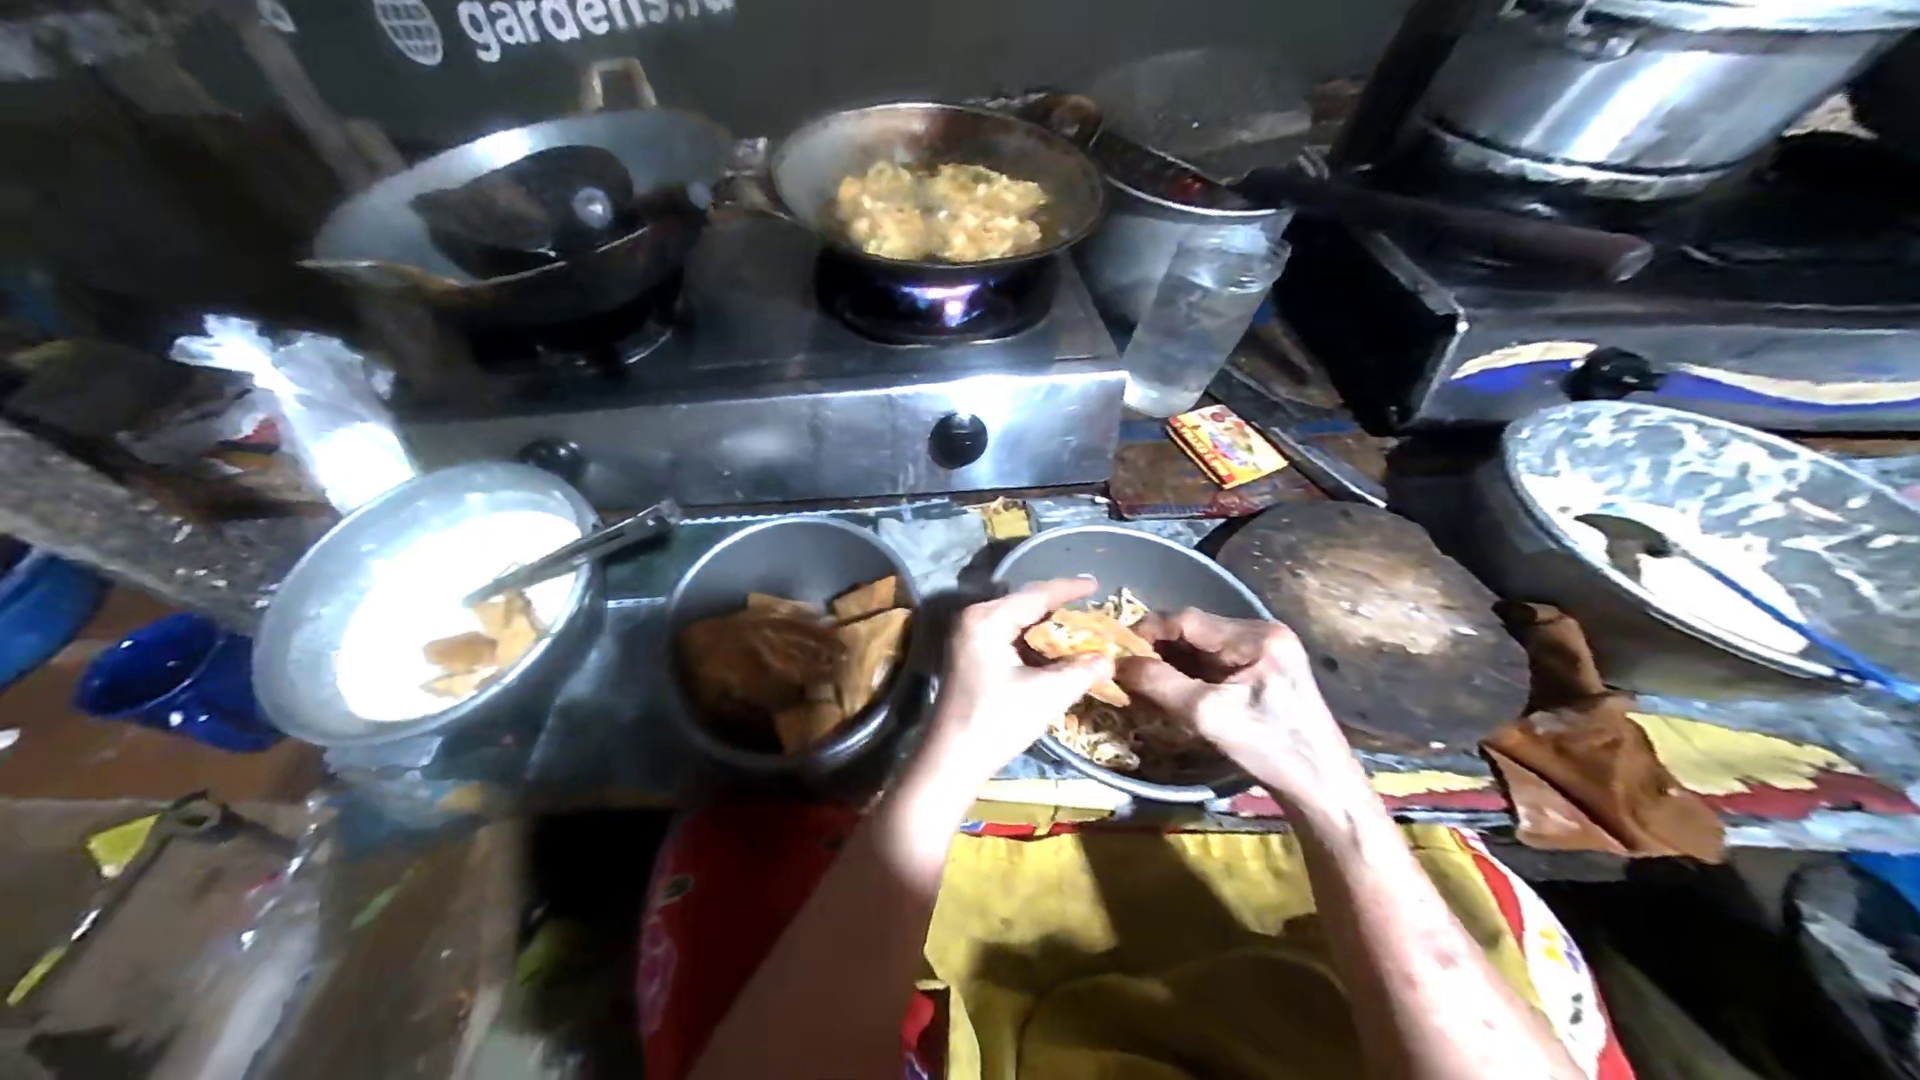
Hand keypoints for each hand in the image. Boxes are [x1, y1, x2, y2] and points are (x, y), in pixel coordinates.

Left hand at [920, 578, 1114, 791]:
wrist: (952, 759)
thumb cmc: (996, 721)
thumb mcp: (1047, 694)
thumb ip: (1081, 671)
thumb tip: (1109, 659)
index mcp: (987, 619)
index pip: (1036, 595)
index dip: (1069, 589)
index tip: (1096, 583)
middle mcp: (975, 619)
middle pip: (1025, 605)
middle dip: (1060, 608)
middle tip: (1093, 607)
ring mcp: (969, 638)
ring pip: (1017, 622)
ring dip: (1047, 627)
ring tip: (1081, 627)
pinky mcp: (971, 657)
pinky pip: (1009, 638)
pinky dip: (1033, 643)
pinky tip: (1055, 651)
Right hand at [1116, 609, 1364, 804]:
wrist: (1323, 788)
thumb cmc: (1271, 750)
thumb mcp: (1206, 716)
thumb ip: (1159, 683)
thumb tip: (1116, 663)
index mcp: (1257, 637)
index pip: (1187, 618)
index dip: (1148, 631)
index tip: (1118, 651)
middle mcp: (1263, 632)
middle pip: (1194, 629)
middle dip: (1158, 648)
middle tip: (1129, 670)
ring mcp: (1266, 650)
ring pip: (1201, 645)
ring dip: (1172, 661)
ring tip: (1145, 681)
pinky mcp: (1264, 669)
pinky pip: (1215, 660)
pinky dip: (1189, 672)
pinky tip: (1172, 689)